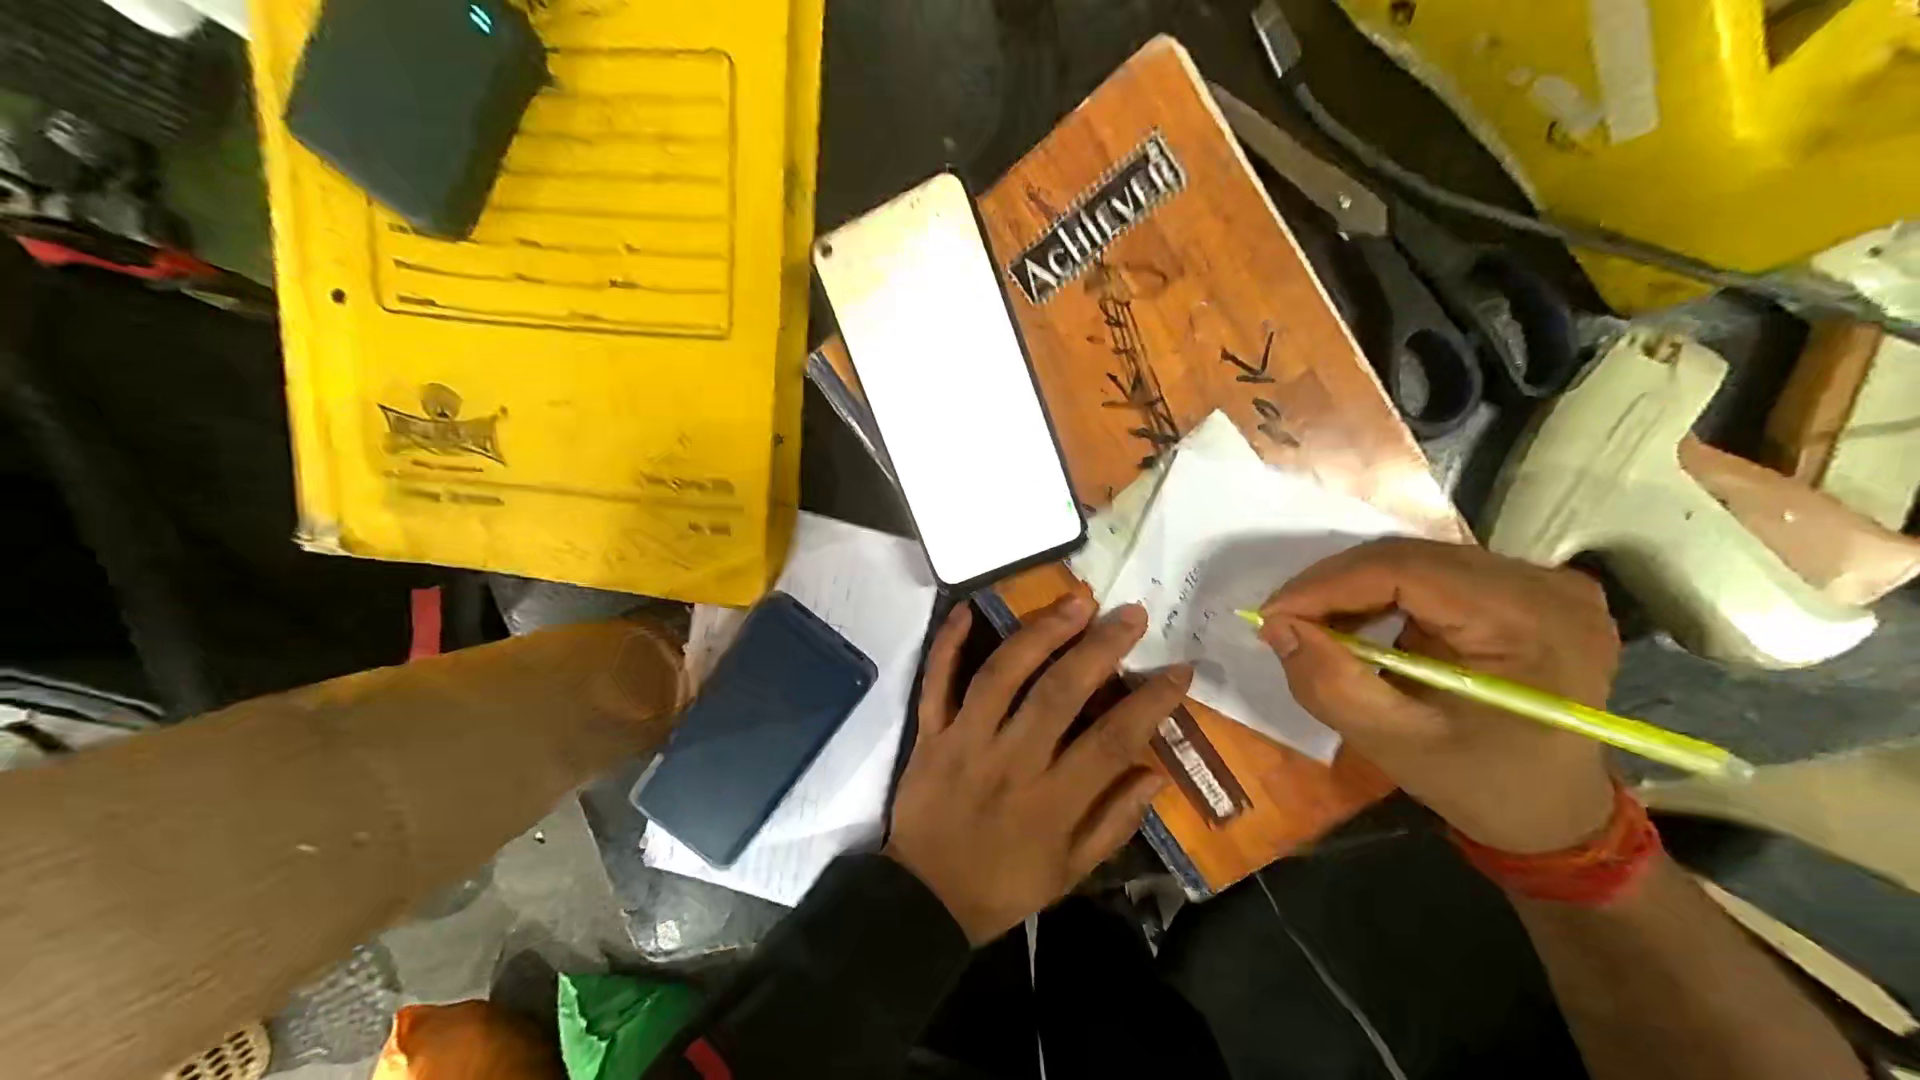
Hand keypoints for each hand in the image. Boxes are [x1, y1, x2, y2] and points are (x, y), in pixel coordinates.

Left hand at [884, 593, 1191, 944]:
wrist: (924, 898)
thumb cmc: (1004, 885)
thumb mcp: (1070, 872)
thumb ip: (1114, 822)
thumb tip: (1155, 772)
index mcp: (1053, 801)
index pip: (1112, 741)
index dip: (1151, 702)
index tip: (1179, 670)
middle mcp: (1011, 760)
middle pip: (1059, 693)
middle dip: (1100, 648)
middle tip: (1131, 614)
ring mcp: (965, 740)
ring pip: (1001, 675)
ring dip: (1040, 632)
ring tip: (1076, 601)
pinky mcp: (930, 733)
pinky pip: (936, 681)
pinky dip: (949, 643)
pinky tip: (968, 608)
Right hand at [1259, 538, 1620, 854]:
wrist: (1555, 812)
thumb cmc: (1483, 786)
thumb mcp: (1396, 744)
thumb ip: (1331, 685)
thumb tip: (1277, 626)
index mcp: (1531, 625)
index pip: (1408, 571)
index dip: (1328, 584)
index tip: (1271, 615)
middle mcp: (1545, 586)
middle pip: (1409, 557)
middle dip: (1332, 584)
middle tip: (1283, 620)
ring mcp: (1538, 582)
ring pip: (1413, 558)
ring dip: (1350, 587)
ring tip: (1312, 623)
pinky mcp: (1521, 588)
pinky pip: (1429, 571)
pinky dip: (1377, 592)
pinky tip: (1354, 621)